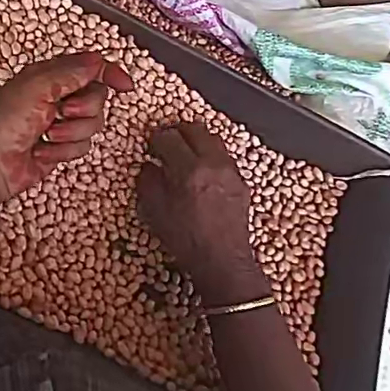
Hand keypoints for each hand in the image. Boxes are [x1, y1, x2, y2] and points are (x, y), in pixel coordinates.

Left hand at [0, 52, 133, 202]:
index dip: (109, 73)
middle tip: (64, 112)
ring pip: (93, 124)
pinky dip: (64, 150)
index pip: (89, 67)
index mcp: (49, 75)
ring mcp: (60, 123)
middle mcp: (57, 97)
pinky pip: (83, 146)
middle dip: (85, 108)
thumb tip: (97, 61)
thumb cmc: (3, 124)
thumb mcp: (38, 87)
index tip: (125, 85)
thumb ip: (71, 72)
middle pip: (97, 97)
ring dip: (72, 132)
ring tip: (49, 135)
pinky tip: (43, 151)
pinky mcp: (62, 147)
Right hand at [136, 123, 270, 305]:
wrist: (223, 261)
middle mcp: (213, 165)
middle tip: (165, 140)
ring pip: (212, 139)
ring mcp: (231, 172)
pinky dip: (209, 155)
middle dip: (176, 131)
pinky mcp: (241, 181)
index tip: (149, 145)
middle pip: (195, 129)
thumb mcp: (156, 212)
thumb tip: (148, 165)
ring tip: (183, 152)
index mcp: (189, 171)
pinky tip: (200, 170)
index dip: (155, 138)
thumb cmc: (186, 240)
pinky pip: (223, 157)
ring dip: (195, 140)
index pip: (168, 138)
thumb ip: (148, 181)